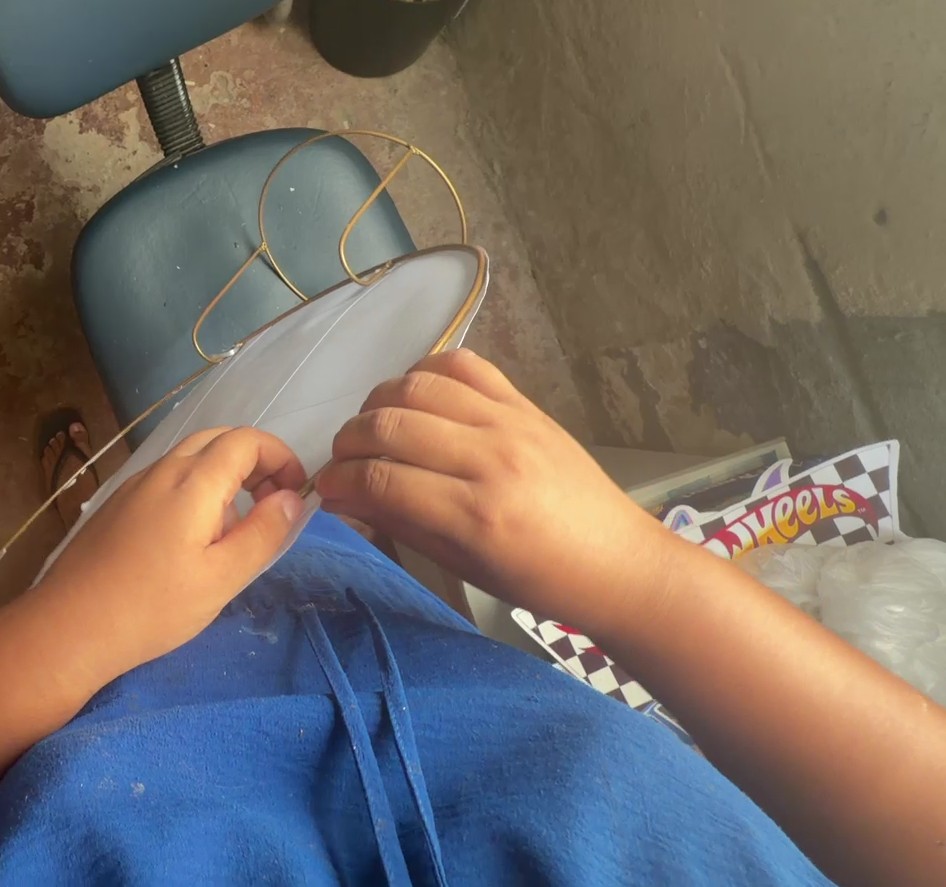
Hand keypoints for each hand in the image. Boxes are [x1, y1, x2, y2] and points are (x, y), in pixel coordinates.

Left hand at [17, 427, 306, 685]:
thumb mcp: (222, 578)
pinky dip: (196, 488)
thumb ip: (264, 533)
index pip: (246, 440)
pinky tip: (191, 538)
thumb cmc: (154, 607)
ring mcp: (136, 484)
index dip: (281, 457)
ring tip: (235, 529)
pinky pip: (168, 477)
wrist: (71, 624)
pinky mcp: (119, 502)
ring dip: (225, 475)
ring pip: (191, 457)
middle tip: (272, 504)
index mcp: (193, 481)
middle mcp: (163, 469)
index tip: (296, 494)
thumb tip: (294, 497)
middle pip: (218, 439)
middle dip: (255, 461)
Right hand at [315, 349, 679, 633]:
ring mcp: (510, 423)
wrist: (619, 563)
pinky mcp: (525, 403)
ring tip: (372, 425)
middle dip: (347, 439)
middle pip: (390, 424)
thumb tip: (338, 495)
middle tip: (342, 458)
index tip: (326, 487)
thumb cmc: (536, 579)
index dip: (339, 479)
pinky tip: (414, 396)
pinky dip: (424, 371)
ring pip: (417, 386)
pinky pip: (462, 365)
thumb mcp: (459, 564)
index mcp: (475, 515)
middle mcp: (490, 459)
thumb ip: (394, 520)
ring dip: (377, 402)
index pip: (380, 478)